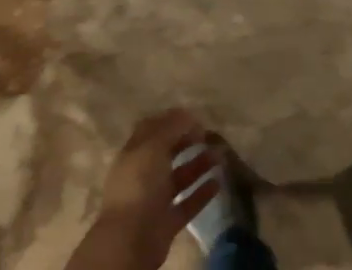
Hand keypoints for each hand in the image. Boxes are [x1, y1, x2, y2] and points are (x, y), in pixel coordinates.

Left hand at [81, 109, 219, 269]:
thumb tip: (188, 113)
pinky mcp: (167, 221)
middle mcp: (143, 174)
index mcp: (134, 153)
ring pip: (180, 177)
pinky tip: (218, 182)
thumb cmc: (139, 185)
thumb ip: (171, 128)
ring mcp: (155, 199)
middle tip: (209, 135)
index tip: (194, 116)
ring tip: (221, 156)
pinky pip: (187, 203)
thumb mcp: (153, 147)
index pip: (151, 129)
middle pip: (167, 152)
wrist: (131, 239)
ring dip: (199, 165)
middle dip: (187, 141)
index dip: (171, 120)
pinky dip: (202, 193)